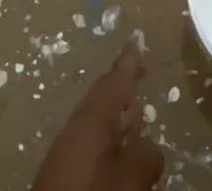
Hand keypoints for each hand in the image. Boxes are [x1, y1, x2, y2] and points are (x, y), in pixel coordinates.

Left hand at [31, 43, 163, 190]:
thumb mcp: (134, 174)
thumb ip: (147, 153)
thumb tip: (146, 146)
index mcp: (94, 117)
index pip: (115, 79)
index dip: (129, 59)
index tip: (136, 37)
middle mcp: (77, 126)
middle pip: (102, 98)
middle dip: (122, 86)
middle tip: (139, 71)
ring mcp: (67, 150)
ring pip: (97, 123)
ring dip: (117, 117)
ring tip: (136, 111)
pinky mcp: (64, 173)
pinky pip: (92, 145)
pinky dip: (110, 140)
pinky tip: (120, 151)